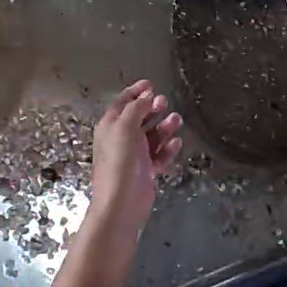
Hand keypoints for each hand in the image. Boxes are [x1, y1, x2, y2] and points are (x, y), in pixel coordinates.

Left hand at [90, 80, 183, 228]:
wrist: (122, 202)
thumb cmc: (119, 162)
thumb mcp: (124, 128)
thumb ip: (135, 108)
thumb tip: (146, 95)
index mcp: (110, 126)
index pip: (121, 103)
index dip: (135, 92)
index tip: (150, 84)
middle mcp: (121, 138)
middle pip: (139, 117)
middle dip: (152, 108)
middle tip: (164, 102)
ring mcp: (134, 155)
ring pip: (152, 135)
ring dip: (164, 127)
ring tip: (176, 121)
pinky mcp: (146, 170)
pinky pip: (160, 154)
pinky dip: (167, 148)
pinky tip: (174, 143)